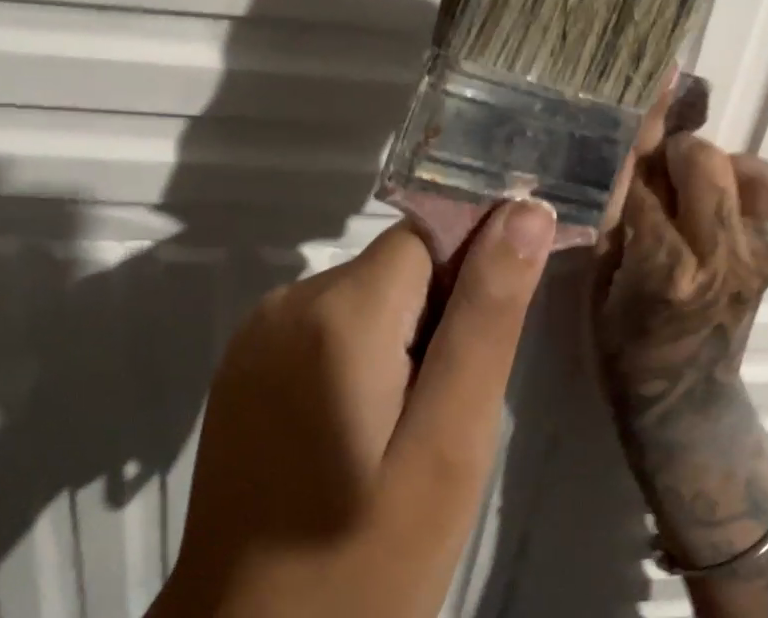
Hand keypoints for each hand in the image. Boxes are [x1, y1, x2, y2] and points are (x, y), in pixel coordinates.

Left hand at [151, 200, 556, 617]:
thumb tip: (524, 211)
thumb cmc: (368, 557)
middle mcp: (286, 300)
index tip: (489, 340)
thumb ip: (487, 318)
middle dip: (439, 317)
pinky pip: (324, 330)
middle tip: (448, 413)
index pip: (430, 233)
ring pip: (364, 298)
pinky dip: (359, 360)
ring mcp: (255, 335)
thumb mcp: (449, 444)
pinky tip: (360, 434)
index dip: (475, 272)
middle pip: (396, 267)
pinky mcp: (242, 369)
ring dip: (401, 342)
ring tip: (405, 432)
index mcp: (338, 309)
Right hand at [592, 136, 767, 617]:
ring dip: (728, 167)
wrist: (683, 402)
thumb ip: (610, 220)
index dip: (628, 143)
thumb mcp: (598, 284)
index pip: (641, 183)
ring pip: (765, 182)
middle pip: (707, 164)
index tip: (619, 107)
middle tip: (656, 161)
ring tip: (702, 179)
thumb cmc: (624, 344)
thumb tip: (617, 153)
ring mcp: (758, 262)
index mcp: (662, 269)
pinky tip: (740, 201)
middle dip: (675, 148)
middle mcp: (718, 259)